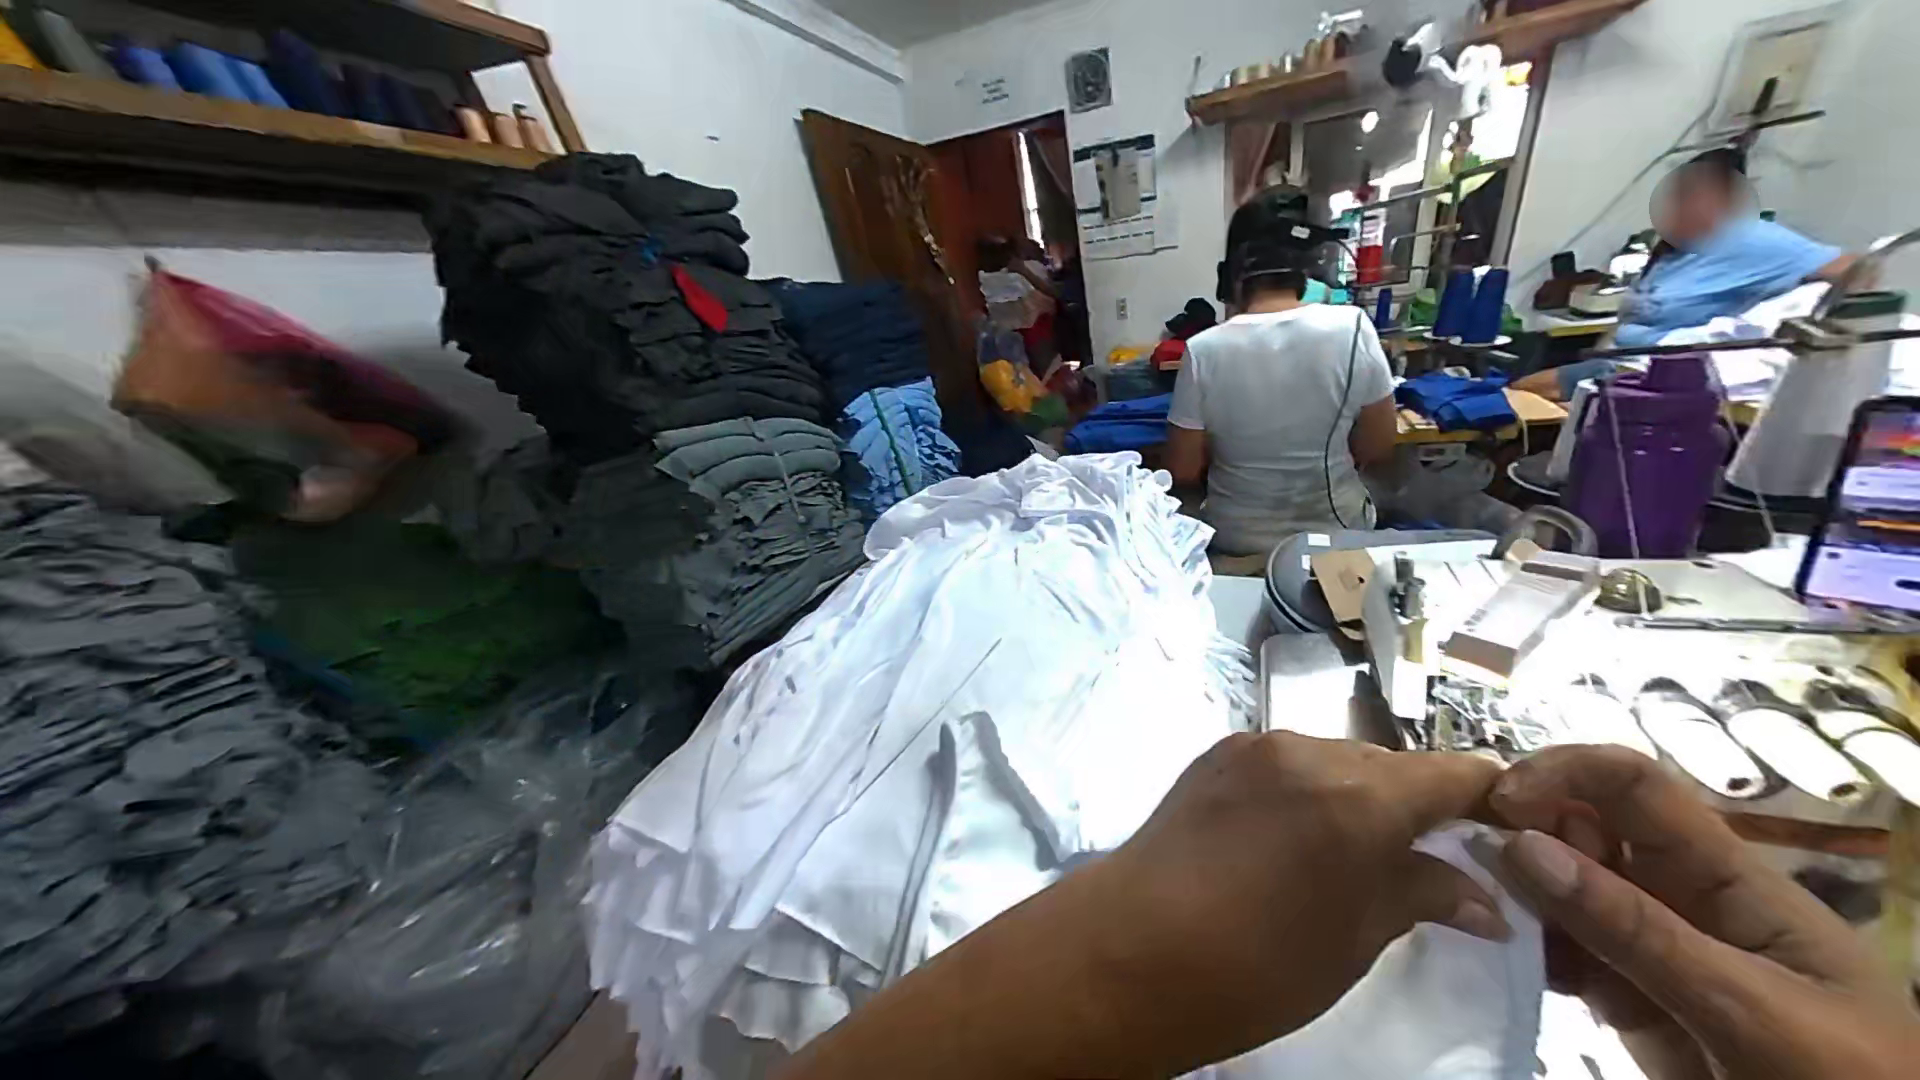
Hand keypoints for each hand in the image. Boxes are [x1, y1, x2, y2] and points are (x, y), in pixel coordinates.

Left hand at [782, 733, 1507, 1079]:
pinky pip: (1283, 759)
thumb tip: (1481, 895)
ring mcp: (1251, 745)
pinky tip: (1296, 829)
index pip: (1447, 773)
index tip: (1503, 825)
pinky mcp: (1213, 753)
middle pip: (1385, 763)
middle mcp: (1304, 750)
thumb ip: (1419, 895)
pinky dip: (1306, 785)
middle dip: (1413, 801)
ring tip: (1355, 846)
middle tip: (1427, 853)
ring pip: (1331, 757)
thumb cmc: (1259, 961)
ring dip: (1355, 791)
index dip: (1482, 797)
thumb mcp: (1356, 937)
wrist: (1138, 941)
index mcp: (1356, 794)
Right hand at [1490, 745, 1919, 1079]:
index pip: (1632, 784)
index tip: (1499, 802)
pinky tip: (1493, 952)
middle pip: (1573, 824)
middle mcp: (1670, 892)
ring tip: (1474, 914)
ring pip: (1546, 878)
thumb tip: (1518, 843)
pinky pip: (1544, 935)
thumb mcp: (1756, 1016)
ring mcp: (1637, 938)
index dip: (1562, 773)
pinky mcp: (1610, 981)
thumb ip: (1638, 932)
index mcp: (1724, 877)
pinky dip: (1511, 937)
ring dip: (1504, 886)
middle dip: (1515, 832)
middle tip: (1469, 866)